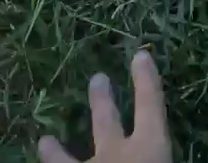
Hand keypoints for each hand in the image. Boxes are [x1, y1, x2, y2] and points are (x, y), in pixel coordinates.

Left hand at [38, 51, 171, 162]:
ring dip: (55, 151)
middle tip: (97, 79)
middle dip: (102, 100)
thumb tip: (164, 154)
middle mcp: (117, 155)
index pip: (151, 104)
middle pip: (107, 121)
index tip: (140, 56)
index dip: (146, 79)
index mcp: (150, 148)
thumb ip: (162, 157)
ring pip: (66, 159)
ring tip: (43, 141)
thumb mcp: (164, 162)